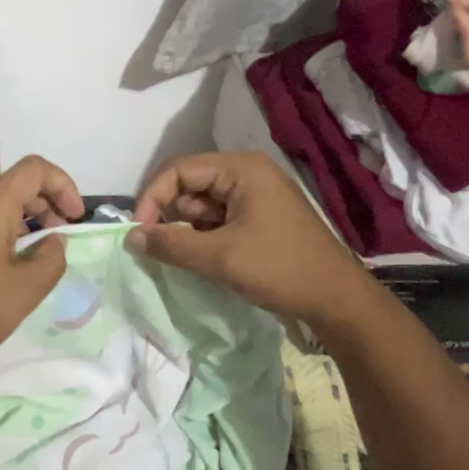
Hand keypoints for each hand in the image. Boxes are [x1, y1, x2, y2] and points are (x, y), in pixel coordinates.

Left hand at [0, 156, 85, 382]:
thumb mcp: (27, 288)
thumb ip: (52, 257)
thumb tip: (53, 242)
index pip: (35, 169)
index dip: (63, 185)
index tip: (76, 217)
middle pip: (15, 183)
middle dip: (46, 203)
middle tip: (61, 235)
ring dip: (24, 216)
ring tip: (40, 250)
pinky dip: (1, 227)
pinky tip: (10, 259)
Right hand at [130, 151, 374, 322]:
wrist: (337, 300)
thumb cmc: (281, 269)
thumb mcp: (220, 258)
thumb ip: (171, 244)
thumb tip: (131, 237)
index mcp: (242, 169)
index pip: (178, 170)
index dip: (152, 198)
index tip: (140, 233)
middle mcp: (248, 173)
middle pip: (189, 184)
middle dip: (170, 214)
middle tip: (161, 249)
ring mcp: (256, 195)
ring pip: (201, 204)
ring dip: (187, 228)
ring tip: (186, 258)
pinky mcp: (259, 216)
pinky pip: (218, 218)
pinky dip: (203, 236)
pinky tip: (204, 259)